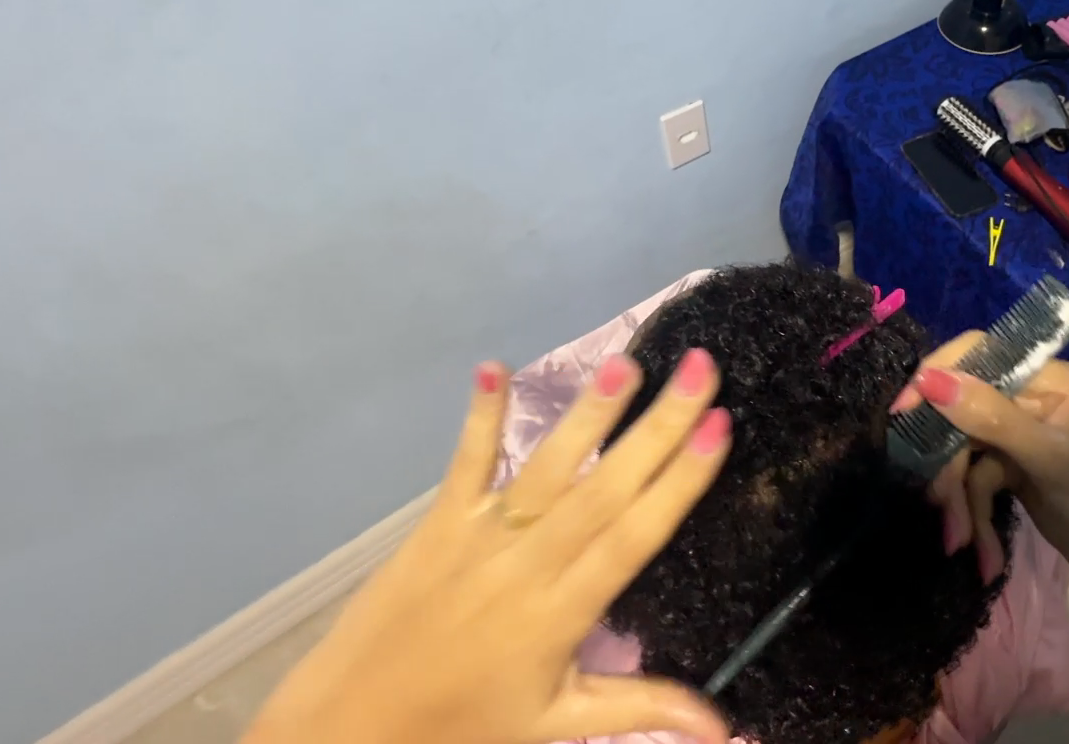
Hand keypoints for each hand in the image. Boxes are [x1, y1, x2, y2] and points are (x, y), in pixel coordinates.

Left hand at [244, 352, 733, 743]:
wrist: (341, 740)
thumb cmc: (461, 731)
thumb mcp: (558, 728)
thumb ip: (643, 708)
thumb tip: (727, 730)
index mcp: (562, 613)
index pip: (635, 536)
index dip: (681, 481)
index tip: (719, 426)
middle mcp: (529, 564)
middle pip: (604, 487)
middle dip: (658, 425)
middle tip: (700, 369)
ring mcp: (481, 537)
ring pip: (546, 468)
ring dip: (587, 414)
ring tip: (625, 363)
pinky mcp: (439, 523)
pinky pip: (465, 464)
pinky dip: (480, 416)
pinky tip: (494, 366)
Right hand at [896, 334, 1068, 592]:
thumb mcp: (1048, 459)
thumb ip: (989, 416)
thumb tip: (928, 378)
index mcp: (1046, 378)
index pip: (977, 354)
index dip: (936, 376)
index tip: (902, 412)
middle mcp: (1027, 396)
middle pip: (961, 412)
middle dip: (950, 467)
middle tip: (942, 511)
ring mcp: (1016, 432)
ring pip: (962, 451)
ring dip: (960, 500)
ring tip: (964, 544)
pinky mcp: (1009, 466)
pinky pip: (974, 479)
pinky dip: (973, 513)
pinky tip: (981, 552)